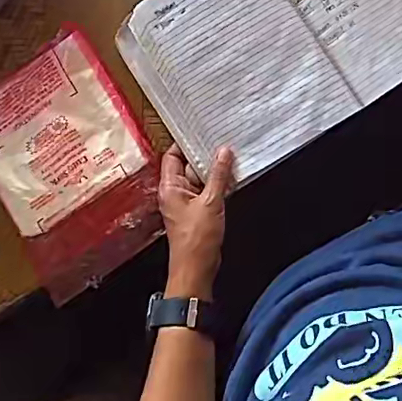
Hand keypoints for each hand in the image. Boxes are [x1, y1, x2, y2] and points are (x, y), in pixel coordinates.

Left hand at [159, 144, 232, 297]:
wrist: (197, 269)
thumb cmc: (197, 239)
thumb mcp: (211, 202)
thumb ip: (219, 175)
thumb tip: (224, 151)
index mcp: (170, 187)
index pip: (172, 156)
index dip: (184, 142)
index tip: (199, 131)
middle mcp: (175, 192)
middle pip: (188, 166)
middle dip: (204, 155)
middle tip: (221, 140)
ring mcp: (187, 202)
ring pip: (200, 179)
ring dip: (213, 170)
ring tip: (230, 154)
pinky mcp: (198, 211)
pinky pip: (207, 191)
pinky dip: (217, 184)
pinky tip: (231, 176)